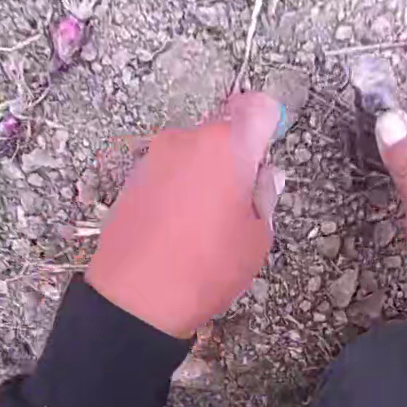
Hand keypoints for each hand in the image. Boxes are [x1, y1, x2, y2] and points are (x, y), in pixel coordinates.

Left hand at [87, 93, 284, 336]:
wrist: (135, 299)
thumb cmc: (204, 269)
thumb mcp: (256, 239)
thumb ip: (264, 197)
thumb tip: (266, 176)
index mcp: (227, 147)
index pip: (259, 108)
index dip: (271, 125)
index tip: (270, 151)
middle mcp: (188, 140)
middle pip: (226, 131)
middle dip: (240, 158)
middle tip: (245, 202)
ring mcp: (156, 156)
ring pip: (197, 152)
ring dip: (210, 174)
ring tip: (210, 223)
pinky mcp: (135, 177)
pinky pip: (173, 170)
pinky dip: (184, 188)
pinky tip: (183, 226)